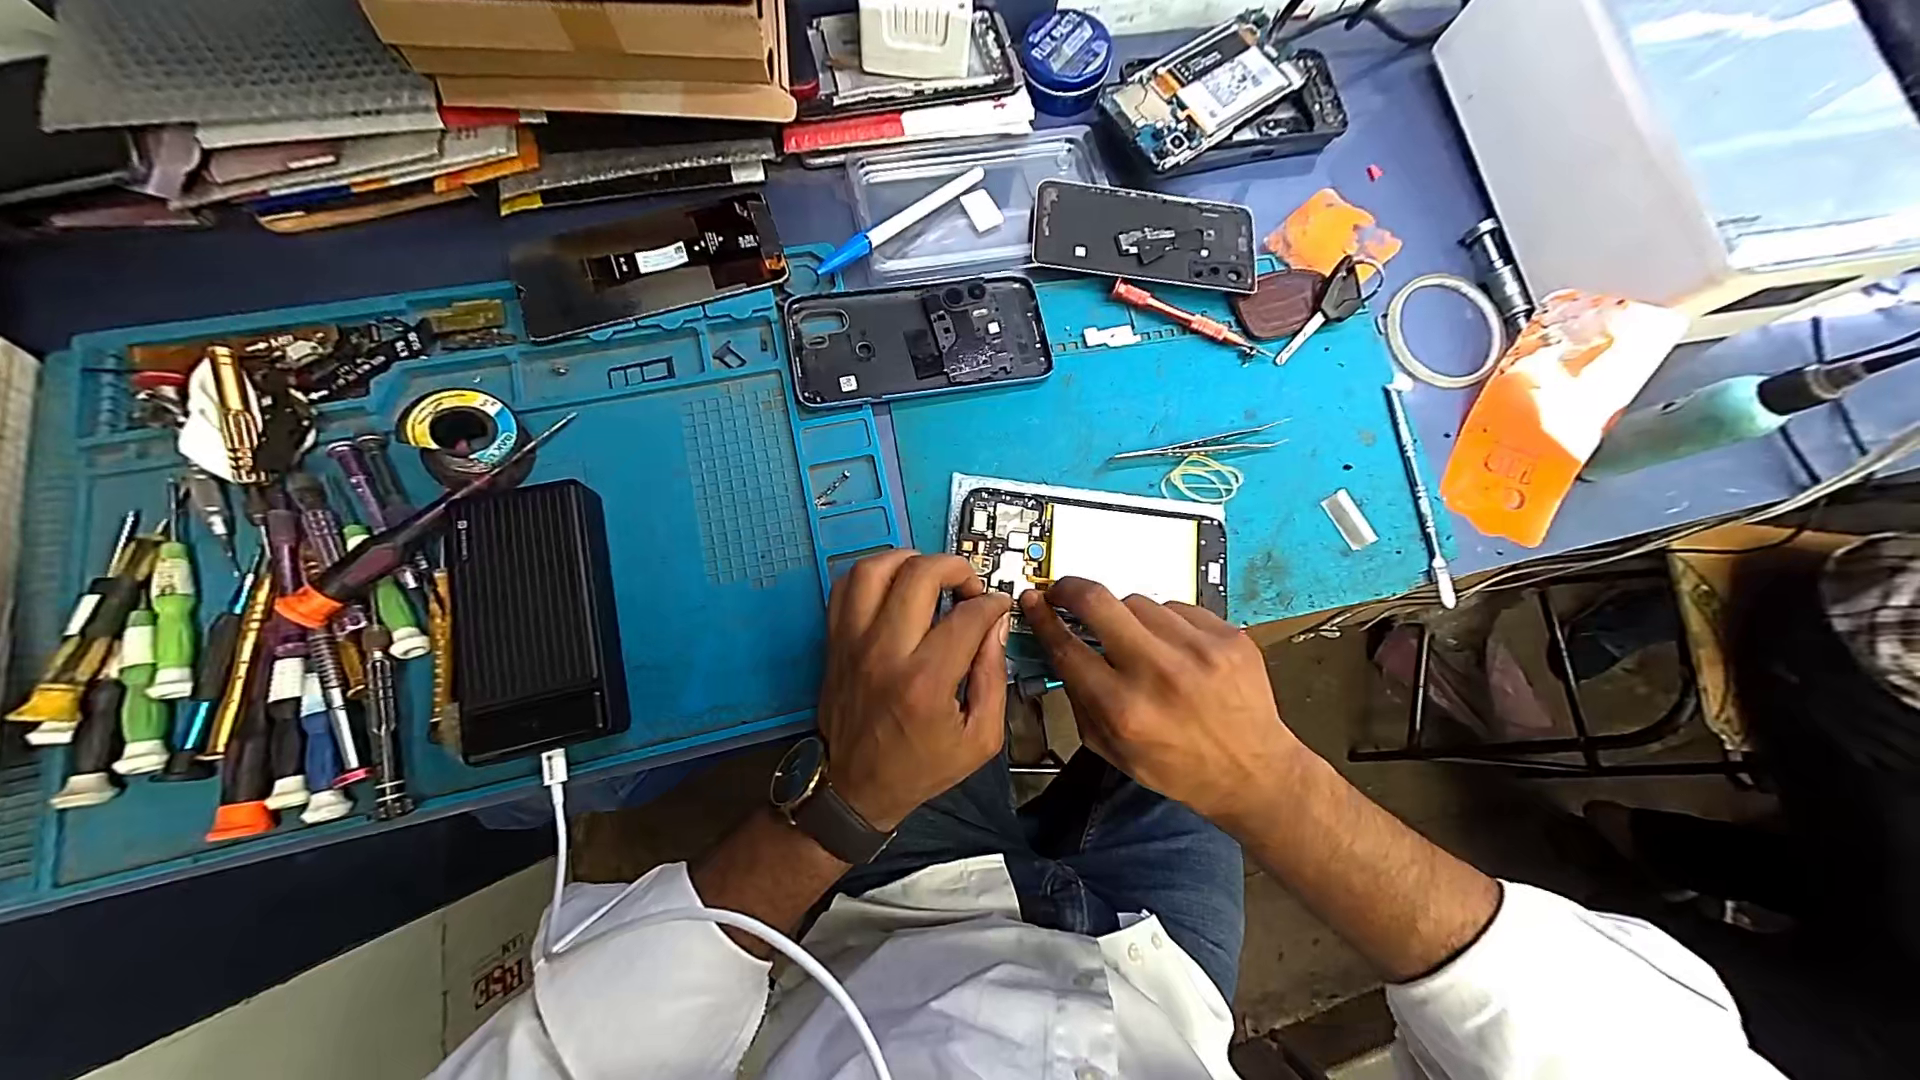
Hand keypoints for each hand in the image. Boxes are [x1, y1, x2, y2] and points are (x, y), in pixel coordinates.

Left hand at [817, 551, 1011, 830]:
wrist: (853, 789)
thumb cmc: (917, 768)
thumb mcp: (979, 739)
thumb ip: (994, 678)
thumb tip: (994, 627)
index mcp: (925, 682)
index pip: (967, 615)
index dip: (992, 603)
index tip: (998, 607)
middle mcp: (885, 653)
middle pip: (920, 575)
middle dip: (956, 568)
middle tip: (968, 586)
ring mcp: (853, 643)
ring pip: (875, 568)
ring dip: (911, 559)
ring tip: (930, 575)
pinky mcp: (835, 641)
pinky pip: (846, 586)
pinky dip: (873, 572)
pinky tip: (895, 584)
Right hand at [1020, 578, 1303, 824]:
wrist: (1254, 772)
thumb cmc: (1178, 766)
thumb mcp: (1110, 748)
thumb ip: (1079, 697)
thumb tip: (1059, 646)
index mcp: (1124, 709)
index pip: (1067, 646)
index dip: (1042, 618)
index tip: (1035, 601)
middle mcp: (1160, 674)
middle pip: (1097, 601)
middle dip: (1070, 589)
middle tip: (1065, 592)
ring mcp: (1199, 650)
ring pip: (1137, 601)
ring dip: (1124, 615)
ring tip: (1136, 640)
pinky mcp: (1227, 636)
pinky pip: (1176, 607)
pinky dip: (1165, 622)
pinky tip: (1173, 647)